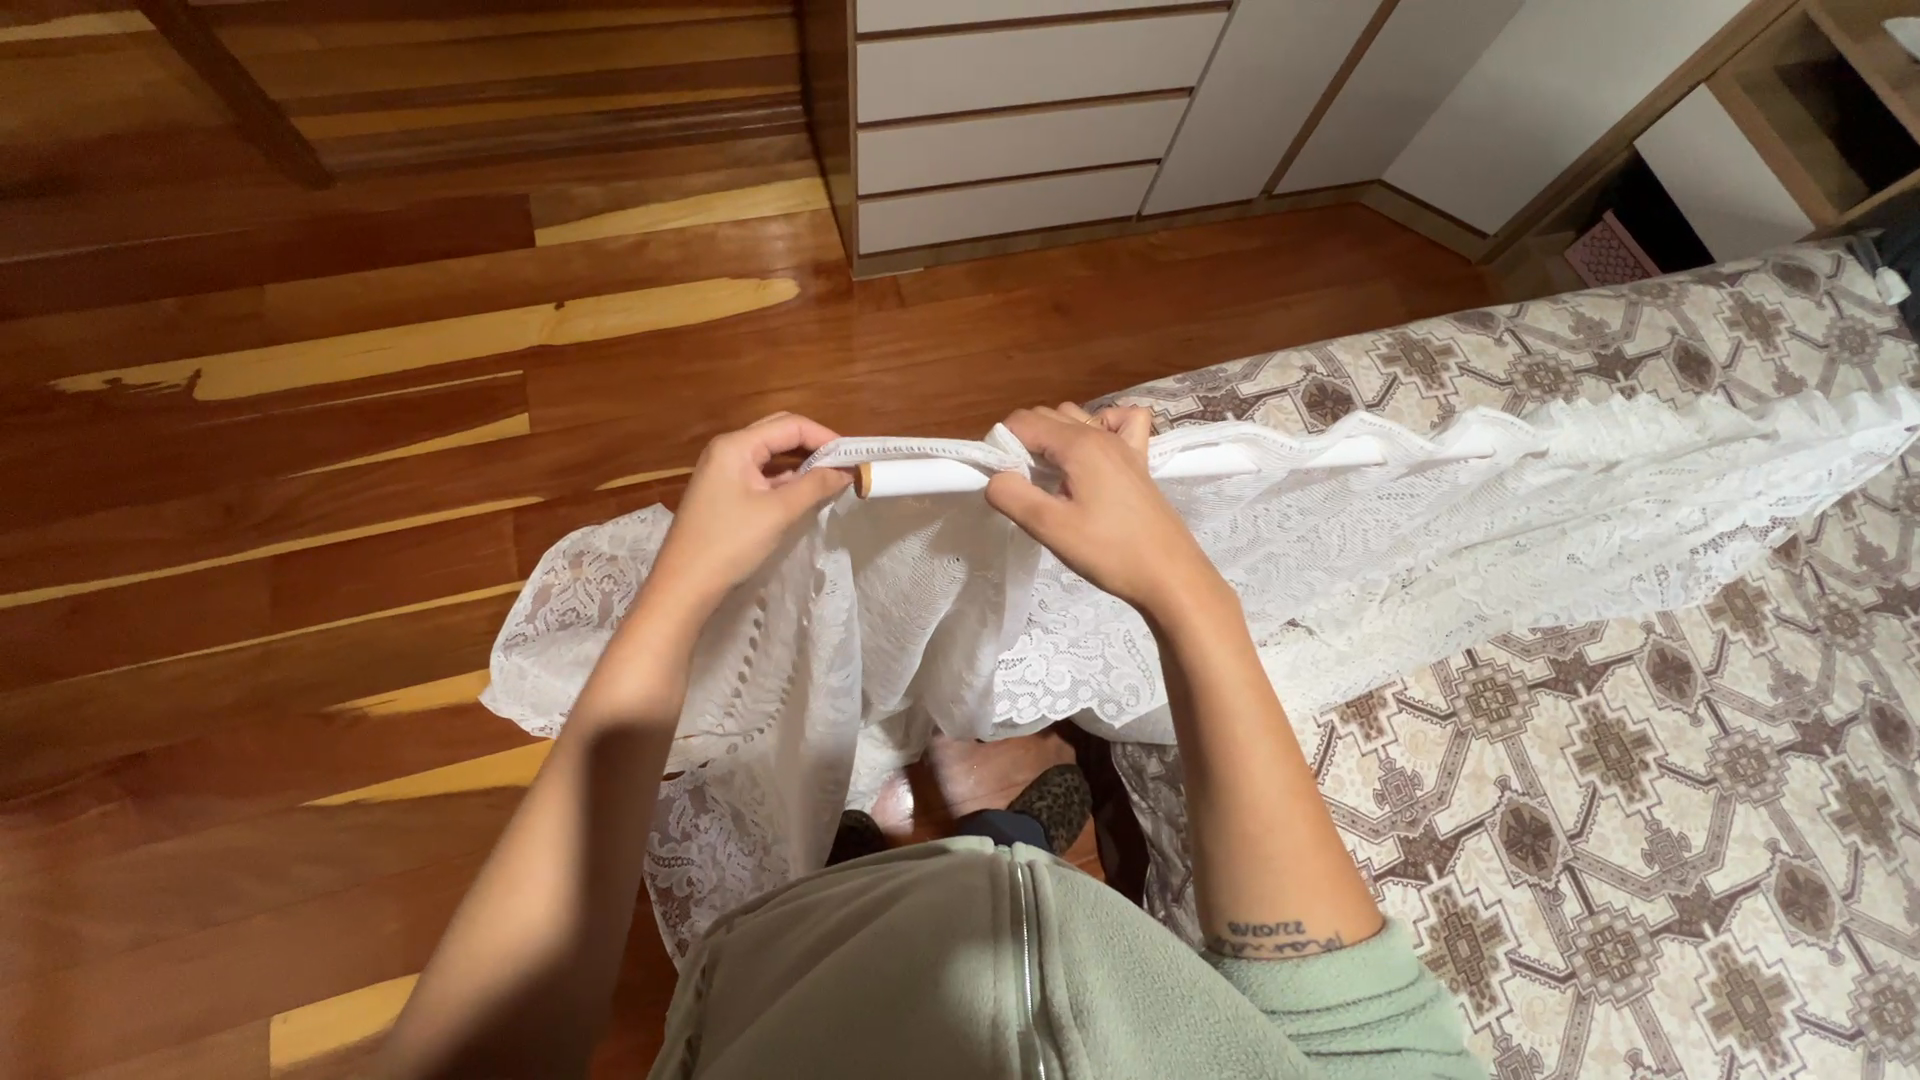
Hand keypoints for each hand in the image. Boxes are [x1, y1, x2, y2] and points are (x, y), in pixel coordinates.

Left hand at [647, 412, 851, 612]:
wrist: (684, 585)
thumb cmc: (730, 543)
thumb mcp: (778, 512)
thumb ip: (815, 485)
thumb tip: (845, 471)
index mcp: (736, 446)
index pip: (790, 425)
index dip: (825, 437)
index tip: (853, 456)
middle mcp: (727, 450)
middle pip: (779, 433)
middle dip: (814, 445)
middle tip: (844, 464)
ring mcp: (723, 471)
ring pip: (771, 455)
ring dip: (801, 463)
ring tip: (832, 478)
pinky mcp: (724, 492)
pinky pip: (762, 475)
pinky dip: (786, 480)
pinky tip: (806, 493)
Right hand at [986, 403, 1228, 617]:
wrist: (1169, 575)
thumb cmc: (1109, 551)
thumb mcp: (1050, 528)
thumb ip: (1012, 496)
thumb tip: (994, 476)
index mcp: (1079, 444)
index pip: (1022, 422)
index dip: (1002, 446)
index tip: (1002, 480)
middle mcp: (1101, 433)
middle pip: (1046, 416)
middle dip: (1023, 443)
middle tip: (1022, 487)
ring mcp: (1125, 445)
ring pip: (1075, 418)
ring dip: (1053, 439)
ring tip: (1049, 480)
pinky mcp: (1139, 461)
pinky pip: (1117, 423)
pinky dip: (1099, 428)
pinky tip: (1091, 457)